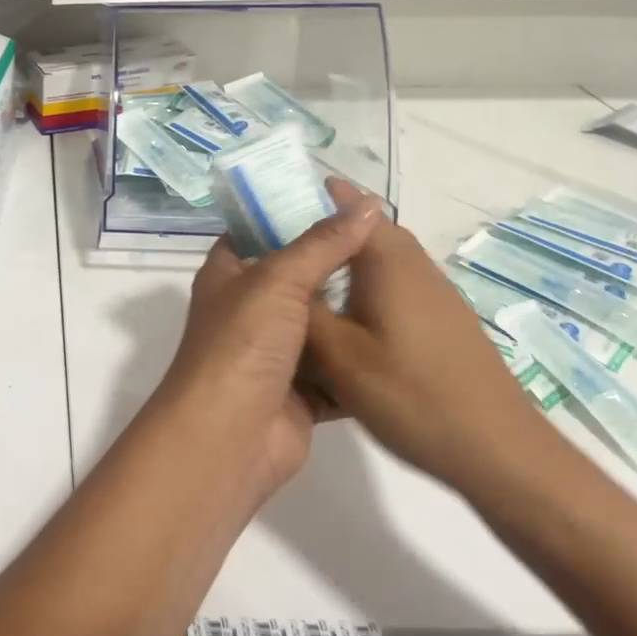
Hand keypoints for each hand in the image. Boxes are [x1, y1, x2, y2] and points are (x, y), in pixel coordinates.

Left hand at [150, 187, 378, 507]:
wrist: (229, 436)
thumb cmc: (241, 345)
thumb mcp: (278, 280)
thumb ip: (322, 243)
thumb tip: (366, 203)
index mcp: (227, 276)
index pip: (254, 232)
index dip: (289, 214)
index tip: (341, 200)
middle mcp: (247, 311)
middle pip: (296, 279)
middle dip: (336, 263)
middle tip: (392, 242)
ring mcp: (273, 354)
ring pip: (320, 326)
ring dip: (354, 313)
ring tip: (409, 282)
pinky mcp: (300, 393)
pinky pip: (338, 370)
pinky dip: (363, 359)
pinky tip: (405, 340)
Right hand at [303, 180, 554, 489]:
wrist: (498, 451)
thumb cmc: (413, 398)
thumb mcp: (340, 357)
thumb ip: (304, 310)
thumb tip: (278, 276)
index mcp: (390, 264)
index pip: (352, 206)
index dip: (314, 196)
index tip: (272, 201)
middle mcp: (416, 268)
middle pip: (367, 230)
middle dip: (325, 227)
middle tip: (275, 245)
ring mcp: (434, 296)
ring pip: (381, 260)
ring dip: (344, 259)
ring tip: (299, 281)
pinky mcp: (441, 323)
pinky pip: (392, 286)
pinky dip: (361, 286)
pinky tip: (340, 320)